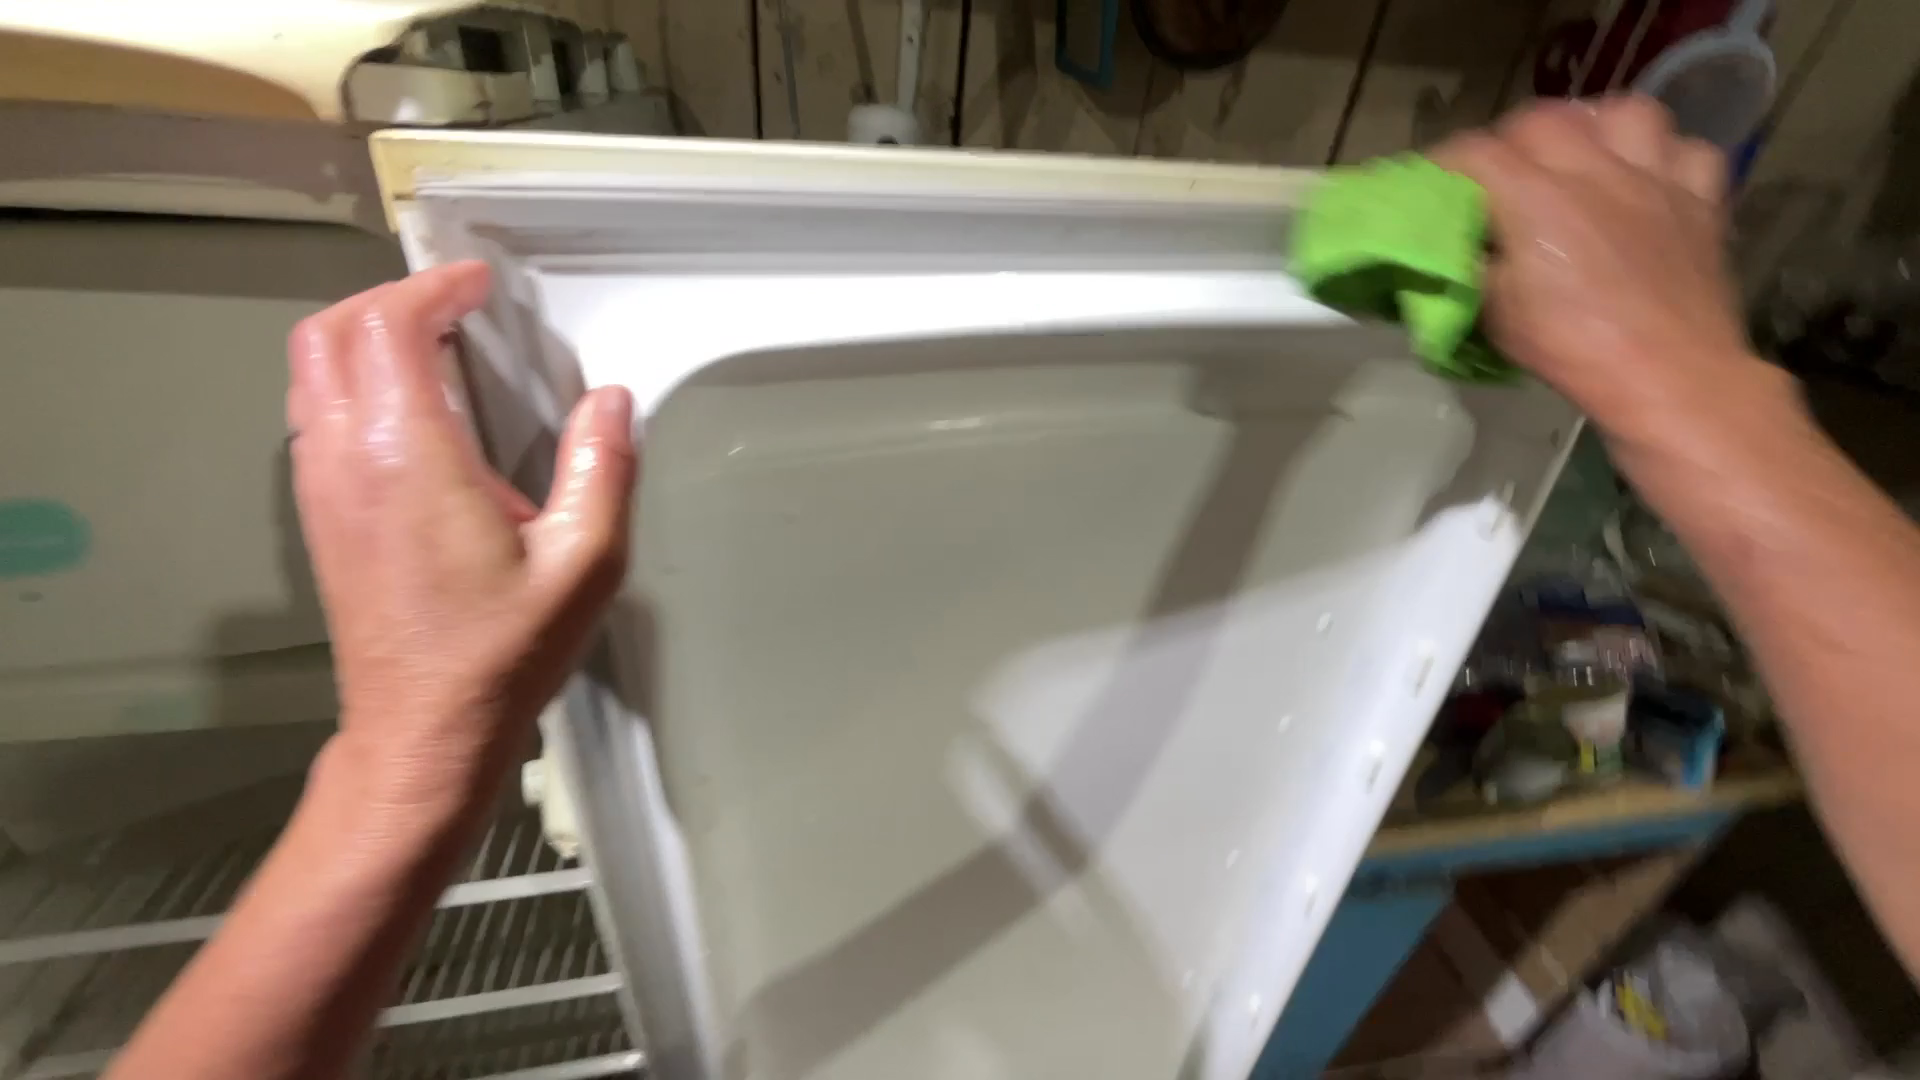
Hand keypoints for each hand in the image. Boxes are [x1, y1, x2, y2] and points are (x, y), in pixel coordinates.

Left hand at [287, 262, 637, 810]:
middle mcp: (349, 461)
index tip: (479, 284)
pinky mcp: (323, 514)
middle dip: (391, 300)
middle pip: (331, 335)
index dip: (434, 290)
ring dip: (367, 336)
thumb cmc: (507, 648)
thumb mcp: (587, 561)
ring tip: (436, 341)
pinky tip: (416, 407)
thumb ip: (603, 470)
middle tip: (456, 303)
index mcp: (412, 460)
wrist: (426, 726)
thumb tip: (613, 402)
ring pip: (312, 371)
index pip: (390, 331)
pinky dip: (356, 379)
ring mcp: (324, 488)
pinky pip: (318, 413)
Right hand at [1431, 96, 1786, 442]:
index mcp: (1536, 201)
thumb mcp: (1489, 311)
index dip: (1444, 162)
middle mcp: (1597, 172)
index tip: (1429, 183)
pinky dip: (1655, 156)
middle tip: (1491, 174)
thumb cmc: (1565, 344)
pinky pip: (1682, 148)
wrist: (1663, 370)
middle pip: (1542, 120)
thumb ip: (1466, 265)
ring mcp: (1656, 178)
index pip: (1476, 154)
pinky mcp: (1701, 196)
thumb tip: (1445, 246)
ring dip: (1586, 128)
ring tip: (1569, 158)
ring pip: (1621, 113)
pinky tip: (1637, 181)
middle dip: (1506, 140)